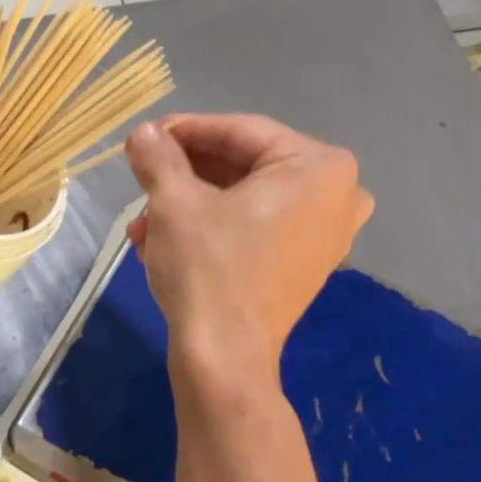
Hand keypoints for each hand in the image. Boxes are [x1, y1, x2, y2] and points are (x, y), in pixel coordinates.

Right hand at [124, 114, 374, 385]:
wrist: (224, 349)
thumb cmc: (205, 269)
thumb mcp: (173, 207)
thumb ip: (159, 162)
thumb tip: (142, 132)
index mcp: (317, 164)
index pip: (241, 132)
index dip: (187, 132)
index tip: (146, 137)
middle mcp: (338, 191)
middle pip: (247, 167)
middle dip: (187, 177)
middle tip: (142, 184)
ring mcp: (327, 231)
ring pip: (248, 201)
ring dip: (193, 207)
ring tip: (146, 226)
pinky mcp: (306, 264)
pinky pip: (258, 229)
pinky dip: (216, 229)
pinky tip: (174, 245)